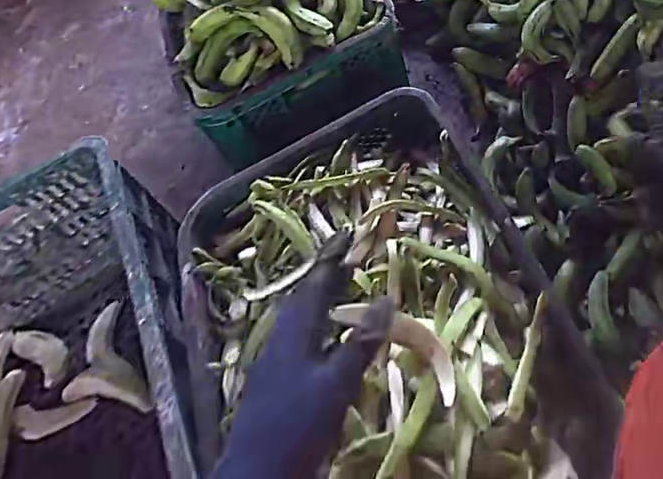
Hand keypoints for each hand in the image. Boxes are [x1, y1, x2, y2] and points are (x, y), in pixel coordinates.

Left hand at [213, 232, 392, 478]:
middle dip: (327, 274)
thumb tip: (387, 297)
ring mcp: (275, 363)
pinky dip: (319, 324)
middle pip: (305, 297)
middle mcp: (280, 341)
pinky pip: (299, 338)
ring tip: (344, 289)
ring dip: (322, 298)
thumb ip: (362, 341)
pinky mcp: (275, 384)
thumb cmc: (296, 429)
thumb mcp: (337, 384)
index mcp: (293, 333)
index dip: (332, 257)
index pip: (314, 283)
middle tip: (351, 257)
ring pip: (301, 318)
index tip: (348, 233)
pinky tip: (329, 337)